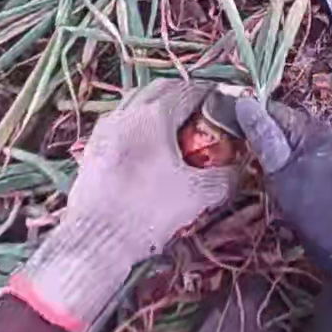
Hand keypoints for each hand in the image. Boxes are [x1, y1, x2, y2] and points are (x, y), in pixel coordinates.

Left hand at [11, 79, 238, 331]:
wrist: (95, 241)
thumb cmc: (148, 211)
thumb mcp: (197, 195)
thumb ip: (225, 178)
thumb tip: (240, 170)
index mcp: (154, 116)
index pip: (187, 90)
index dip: (208, 93)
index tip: (222, 102)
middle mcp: (127, 113)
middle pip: (159, 89)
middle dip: (182, 94)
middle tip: (199, 112)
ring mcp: (105, 129)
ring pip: (135, 102)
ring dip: (156, 107)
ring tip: (172, 128)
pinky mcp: (91, 148)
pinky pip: (119, 122)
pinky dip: (137, 124)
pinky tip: (145, 147)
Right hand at [234, 97, 331, 301]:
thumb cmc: (313, 212)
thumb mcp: (281, 175)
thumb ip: (264, 136)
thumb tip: (244, 101)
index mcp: (313, 128)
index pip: (272, 109)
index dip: (248, 118)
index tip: (229, 133)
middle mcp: (326, 132)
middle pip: (284, 124)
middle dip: (263, 136)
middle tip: (242, 156)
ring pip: (294, 142)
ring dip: (276, 152)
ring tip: (260, 170)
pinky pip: (306, 156)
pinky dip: (291, 163)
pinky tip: (285, 181)